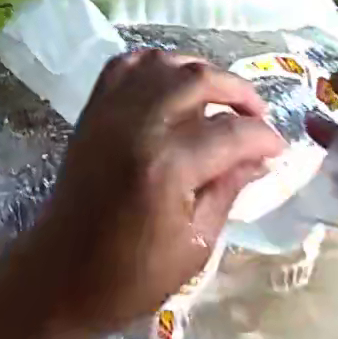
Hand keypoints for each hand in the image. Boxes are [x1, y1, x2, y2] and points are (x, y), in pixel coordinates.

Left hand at [16, 50, 286, 334]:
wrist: (59, 276)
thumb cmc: (130, 276)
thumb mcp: (196, 246)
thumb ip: (228, 190)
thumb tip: (261, 157)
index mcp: (168, 165)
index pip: (231, 132)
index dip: (264, 137)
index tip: (278, 148)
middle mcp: (140, 124)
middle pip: (201, 80)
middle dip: (240, 92)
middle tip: (257, 116)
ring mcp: (112, 110)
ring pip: (166, 62)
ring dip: (201, 72)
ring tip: (219, 97)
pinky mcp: (94, 109)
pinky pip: (128, 63)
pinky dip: (156, 65)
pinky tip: (172, 83)